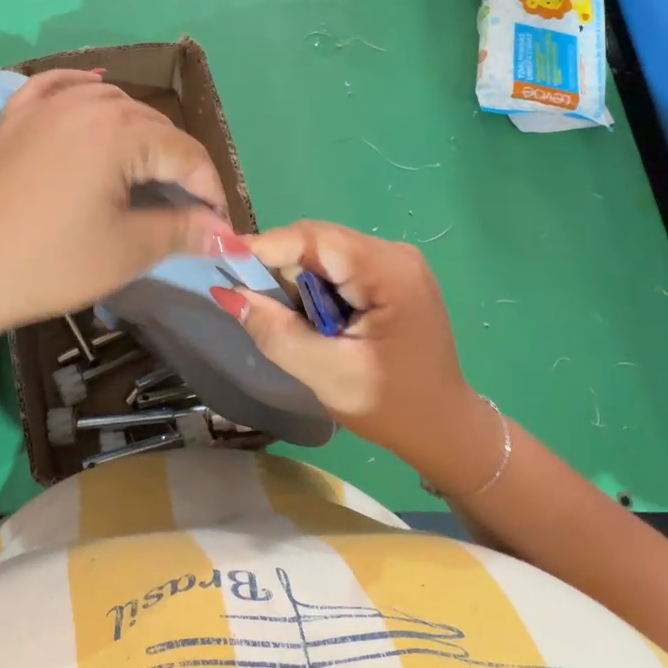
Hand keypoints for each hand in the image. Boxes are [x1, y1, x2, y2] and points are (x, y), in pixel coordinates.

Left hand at [0, 70, 232, 343]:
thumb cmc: (48, 265)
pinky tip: (96, 95)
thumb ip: (182, 231)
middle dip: (177, 166)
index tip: (218, 228)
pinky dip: (84, 91)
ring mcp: (44, 105)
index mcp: (119, 131)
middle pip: (153, 126)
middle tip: (185, 211)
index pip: (188, 153)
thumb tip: (225, 232)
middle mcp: (85, 103)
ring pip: (111, 103)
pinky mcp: (15, 117)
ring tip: (146, 175)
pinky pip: (60, 88)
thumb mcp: (125, 250)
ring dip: (138, 134)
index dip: (211, 192)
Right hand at [209, 221, 490, 472]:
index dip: (264, 246)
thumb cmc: (391, 405)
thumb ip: (276, 332)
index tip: (223, 264)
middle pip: (317, 241)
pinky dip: (315, 286)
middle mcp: (395, 253)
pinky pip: (338, 266)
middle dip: (279, 267)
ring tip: (288, 318)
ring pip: (324, 252)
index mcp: (389, 272)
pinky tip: (314, 319)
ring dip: (296, 279)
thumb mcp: (327, 374)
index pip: (313, 238)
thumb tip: (227, 293)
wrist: (445, 429)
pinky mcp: (392, 275)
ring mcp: (396, 262)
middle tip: (253, 302)